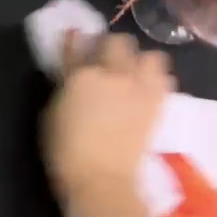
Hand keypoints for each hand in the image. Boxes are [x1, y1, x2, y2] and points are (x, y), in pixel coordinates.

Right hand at [43, 32, 173, 205]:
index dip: (73, 40)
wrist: (102, 179)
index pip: (75, 47)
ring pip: (149, 54)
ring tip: (131, 74)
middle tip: (103, 61)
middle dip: (109, 47)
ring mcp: (140, 86)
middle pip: (117, 41)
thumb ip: (63, 89)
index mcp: (79, 76)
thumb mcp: (51, 116)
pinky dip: (156, 78)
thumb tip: (72, 78)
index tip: (74, 37)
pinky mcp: (158, 102)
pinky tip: (145, 89)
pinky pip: (165, 76)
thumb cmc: (65, 152)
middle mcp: (113, 73)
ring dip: (139, 61)